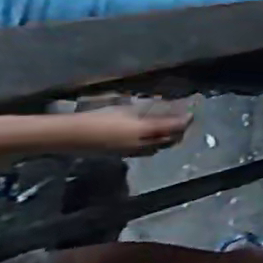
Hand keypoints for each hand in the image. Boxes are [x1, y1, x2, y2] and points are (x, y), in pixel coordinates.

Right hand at [74, 103, 195, 155]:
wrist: (70, 136)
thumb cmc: (98, 118)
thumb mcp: (125, 110)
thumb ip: (147, 112)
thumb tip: (165, 107)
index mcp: (144, 130)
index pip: (173, 127)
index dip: (184, 121)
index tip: (191, 114)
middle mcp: (142, 144)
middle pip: (170, 139)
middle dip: (180, 131)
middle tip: (184, 121)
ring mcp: (133, 152)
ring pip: (160, 147)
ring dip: (169, 139)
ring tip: (173, 129)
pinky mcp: (124, 155)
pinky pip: (148, 151)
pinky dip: (157, 144)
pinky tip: (154, 137)